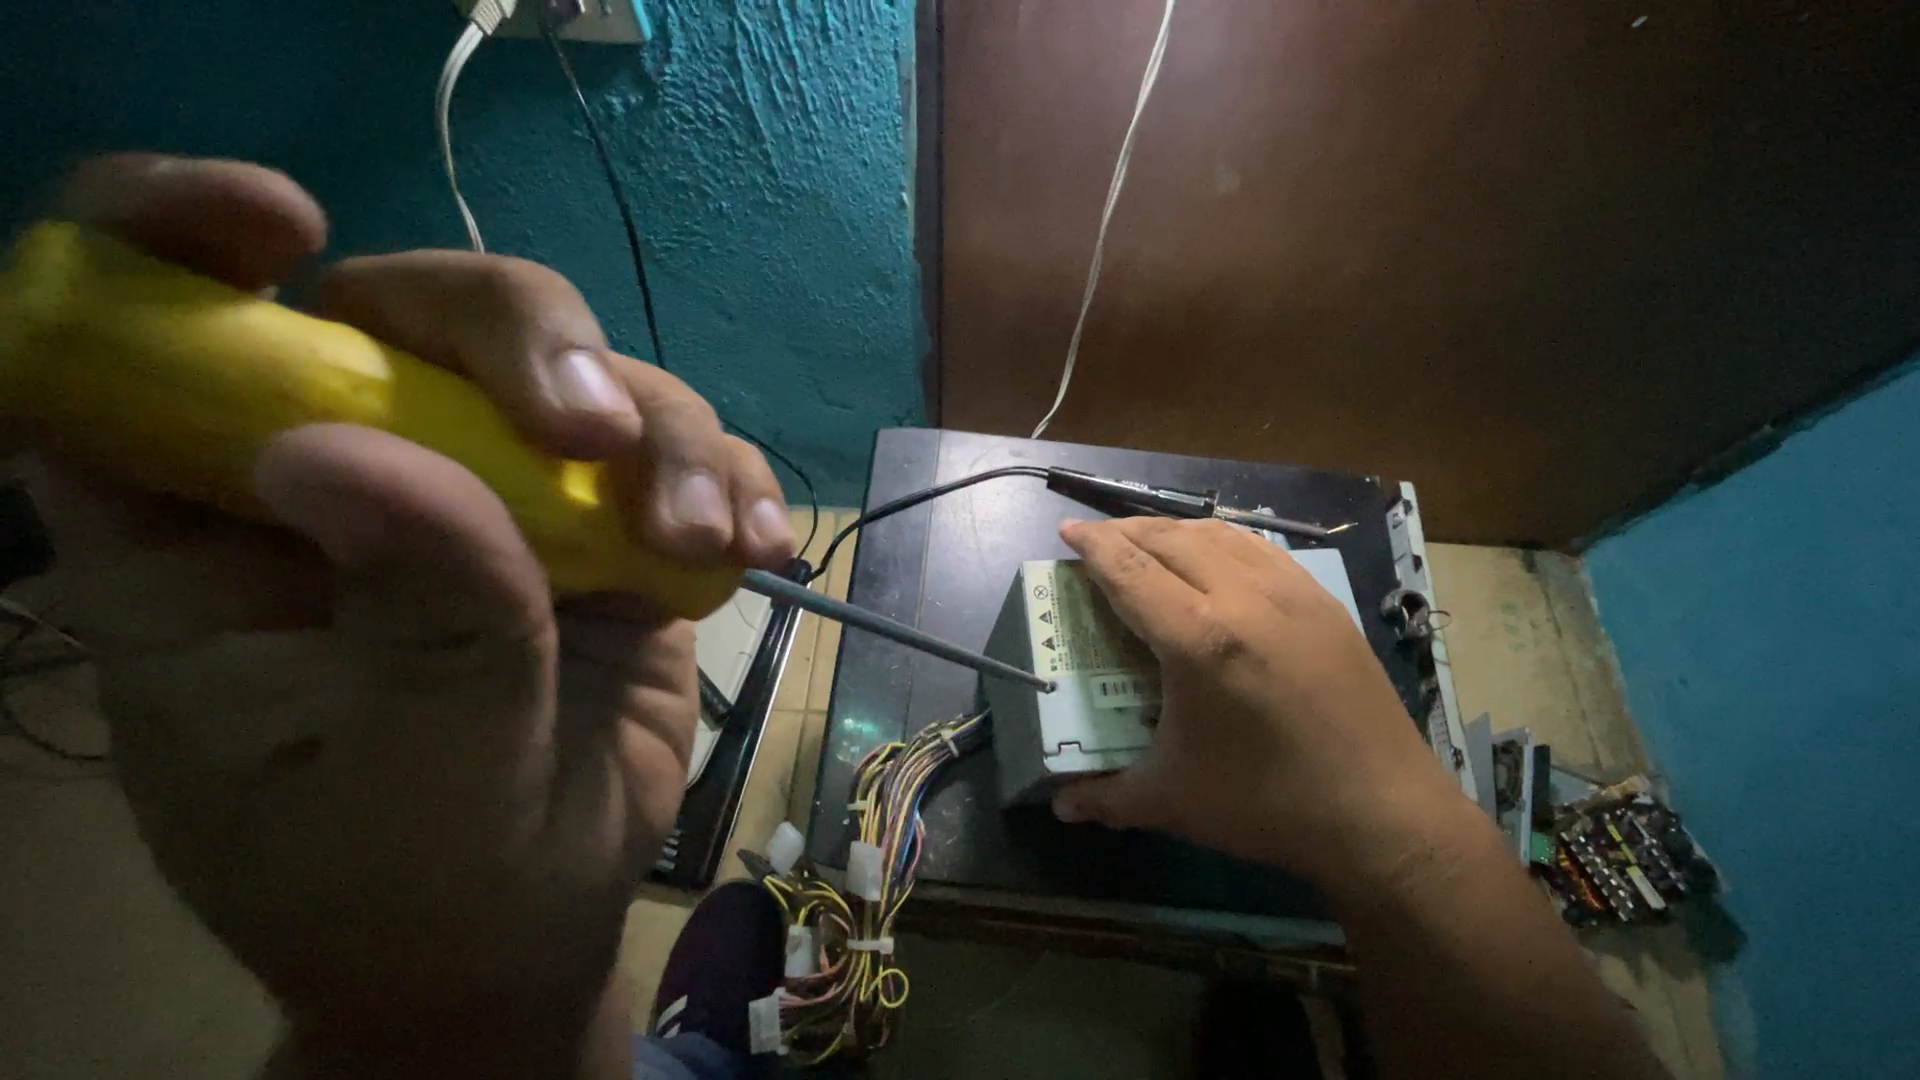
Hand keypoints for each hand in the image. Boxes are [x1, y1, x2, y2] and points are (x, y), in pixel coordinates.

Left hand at [23, 154, 796, 1074]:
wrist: (533, 929)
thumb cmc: (415, 885)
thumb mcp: (403, 776)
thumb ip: (412, 625)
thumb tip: (345, 453)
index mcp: (224, 527)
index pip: (156, 333)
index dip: (180, 233)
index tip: (279, 220)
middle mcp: (377, 477)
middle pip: (434, 318)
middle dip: (534, 345)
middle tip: (598, 436)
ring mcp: (513, 497)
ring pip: (594, 383)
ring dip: (671, 439)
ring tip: (711, 539)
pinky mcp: (617, 530)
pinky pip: (686, 461)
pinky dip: (734, 486)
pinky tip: (762, 551)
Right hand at [1049, 517, 1462, 888]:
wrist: (1384, 816)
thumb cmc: (1268, 805)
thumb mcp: (1174, 801)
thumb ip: (1107, 796)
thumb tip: (1061, 807)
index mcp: (1199, 640)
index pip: (1131, 570)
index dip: (1094, 546)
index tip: (1067, 532)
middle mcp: (1244, 600)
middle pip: (1171, 540)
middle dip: (1126, 531)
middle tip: (1099, 542)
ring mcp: (1292, 595)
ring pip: (1219, 536)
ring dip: (1174, 530)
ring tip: (1149, 541)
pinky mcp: (1325, 605)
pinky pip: (1261, 550)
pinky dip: (1222, 541)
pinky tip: (1215, 558)